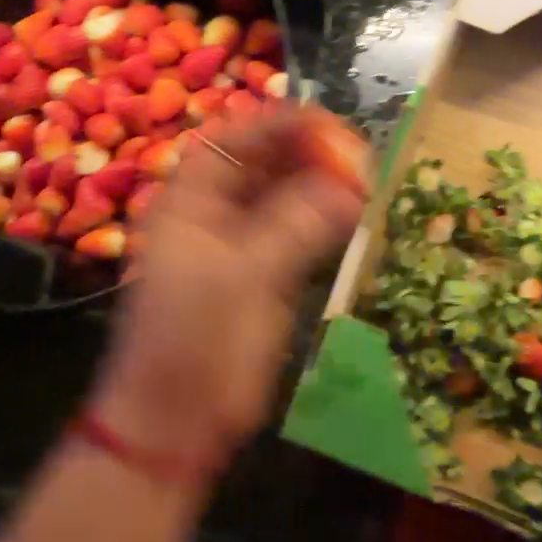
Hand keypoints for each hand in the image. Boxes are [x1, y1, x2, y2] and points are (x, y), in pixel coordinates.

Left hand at [91, 107, 366, 471]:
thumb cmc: (196, 340)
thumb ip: (298, 224)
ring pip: (283, 197)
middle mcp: (213, 214)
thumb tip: (351, 185)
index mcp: (188, 203)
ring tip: (363, 178)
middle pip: (261, 165)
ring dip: (320, 184)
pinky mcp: (264, 274)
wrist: (177, 420)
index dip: (276, 125)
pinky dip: (325, 219)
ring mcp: (239, 244)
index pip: (231, 142)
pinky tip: (355, 213)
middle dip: (306, 153)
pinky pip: (298, 231)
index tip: (327, 122)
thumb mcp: (244, 276)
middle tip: (356, 152)